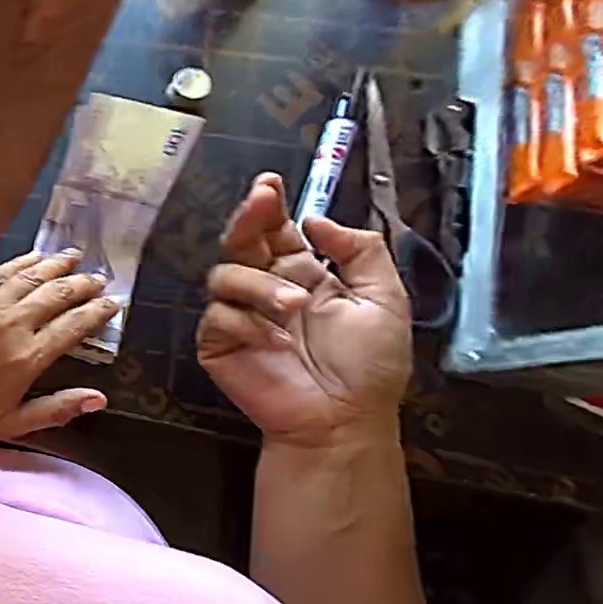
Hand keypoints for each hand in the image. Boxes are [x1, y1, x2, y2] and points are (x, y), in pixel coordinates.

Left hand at [0, 249, 119, 438]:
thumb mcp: (11, 423)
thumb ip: (57, 409)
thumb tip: (100, 398)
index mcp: (29, 357)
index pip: (74, 326)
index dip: (98, 312)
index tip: (113, 303)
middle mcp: (13, 325)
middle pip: (58, 295)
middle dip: (83, 284)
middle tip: (98, 278)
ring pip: (31, 277)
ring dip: (57, 265)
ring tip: (74, 258)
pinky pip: (0, 272)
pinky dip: (22, 261)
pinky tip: (35, 256)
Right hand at [197, 172, 410, 447]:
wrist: (342, 418)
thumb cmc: (367, 365)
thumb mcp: (385, 300)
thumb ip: (360, 252)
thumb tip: (317, 221)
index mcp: (302, 275)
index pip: (276, 233)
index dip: (268, 208)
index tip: (269, 185)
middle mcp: (264, 289)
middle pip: (240, 244)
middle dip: (246, 220)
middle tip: (257, 203)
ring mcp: (237, 316)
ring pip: (224, 277)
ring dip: (259, 285)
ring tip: (294, 307)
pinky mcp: (217, 343)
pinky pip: (218, 318)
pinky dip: (246, 323)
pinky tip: (274, 341)